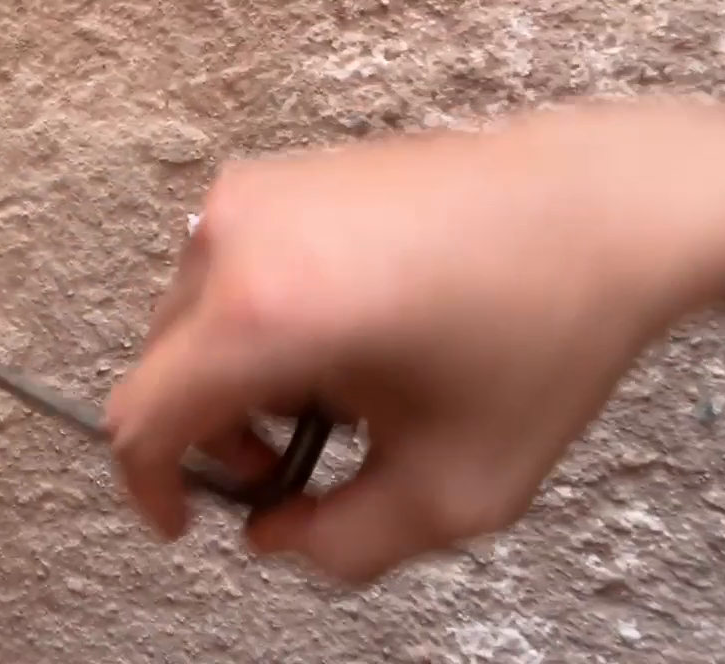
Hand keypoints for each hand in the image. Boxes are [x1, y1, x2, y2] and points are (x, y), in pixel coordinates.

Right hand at [103, 99, 724, 584]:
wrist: (582, 203)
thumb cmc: (539, 324)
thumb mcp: (458, 483)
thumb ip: (344, 542)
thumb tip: (275, 531)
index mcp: (262, 316)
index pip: (142, 416)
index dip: (149, 482)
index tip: (183, 514)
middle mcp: (230, 244)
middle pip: (162, 369)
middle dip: (213, 432)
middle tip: (287, 455)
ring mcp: (239, 202)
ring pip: (186, 321)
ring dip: (231, 373)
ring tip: (324, 385)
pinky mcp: (257, 182)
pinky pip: (214, 272)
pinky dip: (245, 319)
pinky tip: (325, 326)